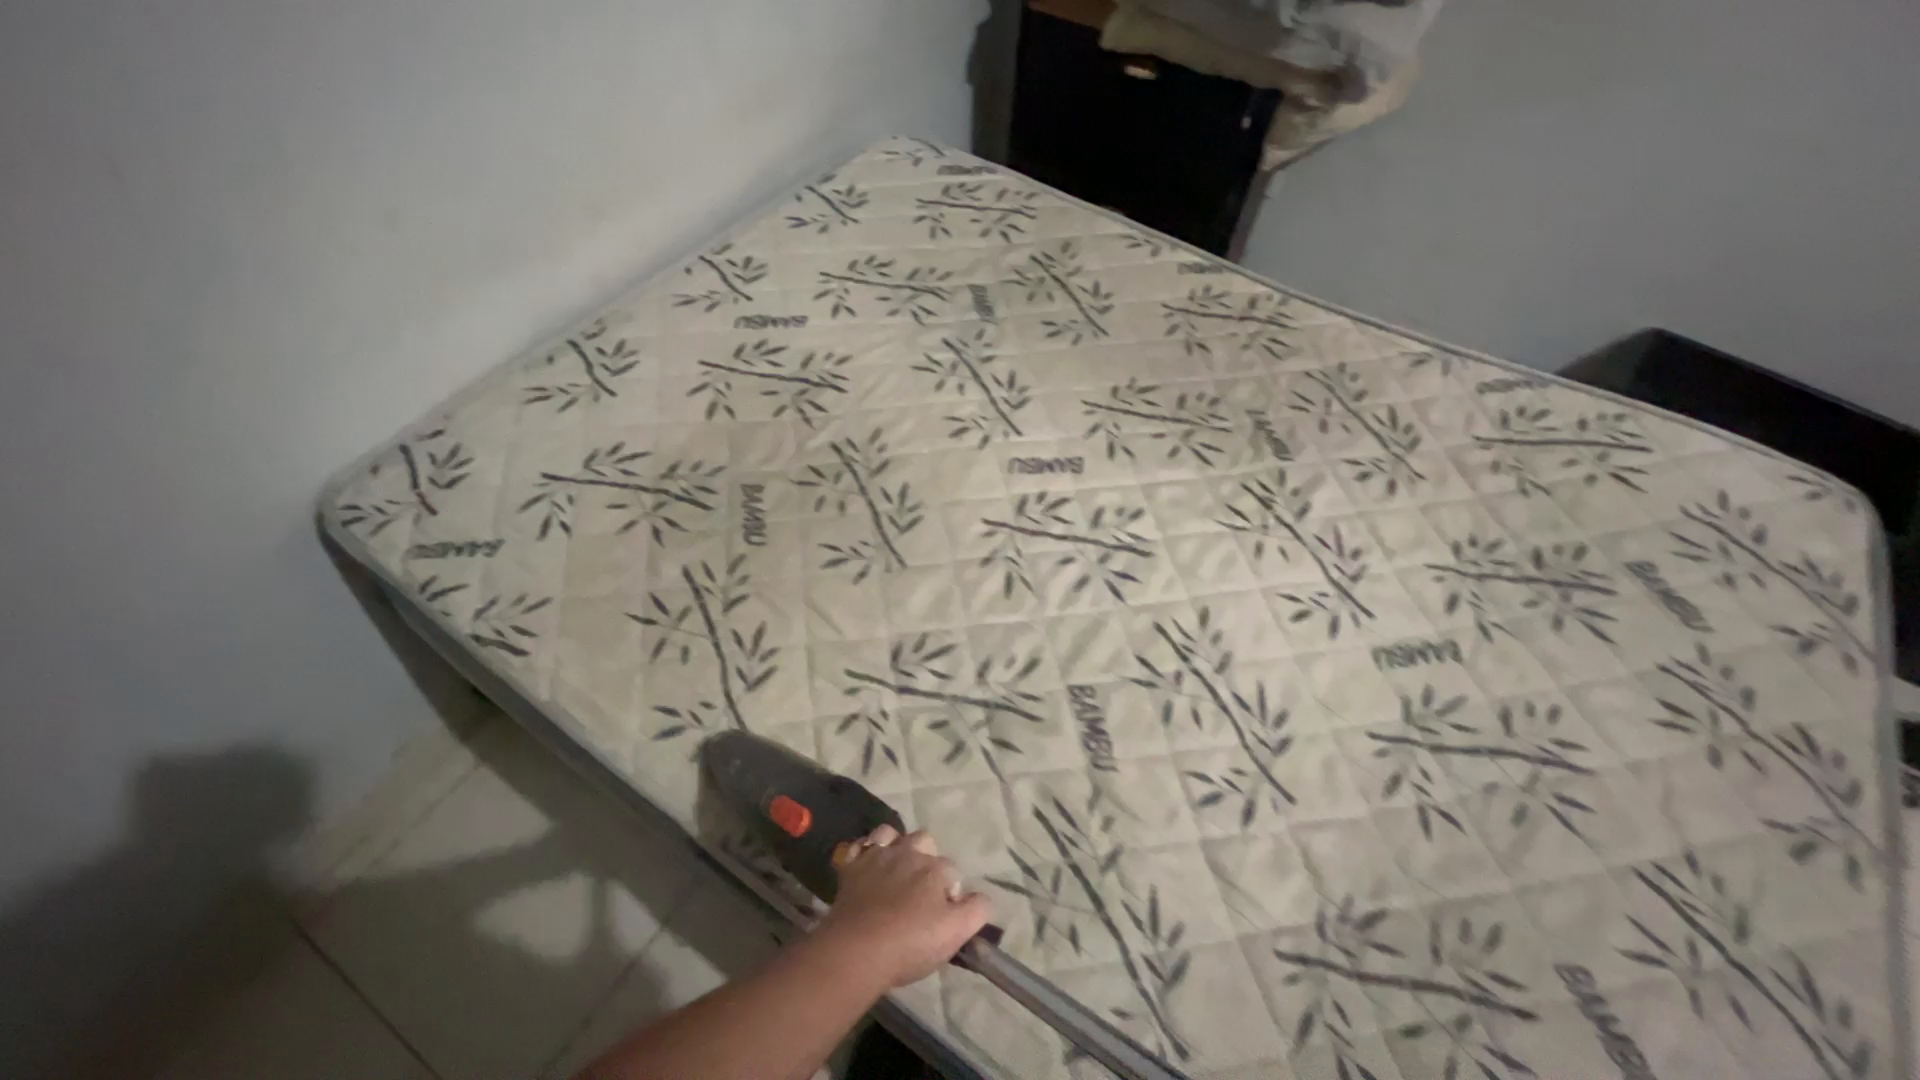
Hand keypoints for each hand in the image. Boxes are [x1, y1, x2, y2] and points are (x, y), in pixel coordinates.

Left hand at [813, 825, 991, 988]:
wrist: (856, 951)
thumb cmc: (909, 944)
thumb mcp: (955, 933)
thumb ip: (976, 910)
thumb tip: (981, 897)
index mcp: (935, 868)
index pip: (952, 870)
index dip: (951, 892)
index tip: (942, 916)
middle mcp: (908, 852)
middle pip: (925, 841)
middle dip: (927, 859)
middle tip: (921, 892)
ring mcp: (876, 856)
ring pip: (891, 834)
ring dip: (896, 846)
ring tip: (895, 871)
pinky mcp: (850, 866)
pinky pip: (859, 846)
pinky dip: (865, 852)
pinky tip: (868, 867)